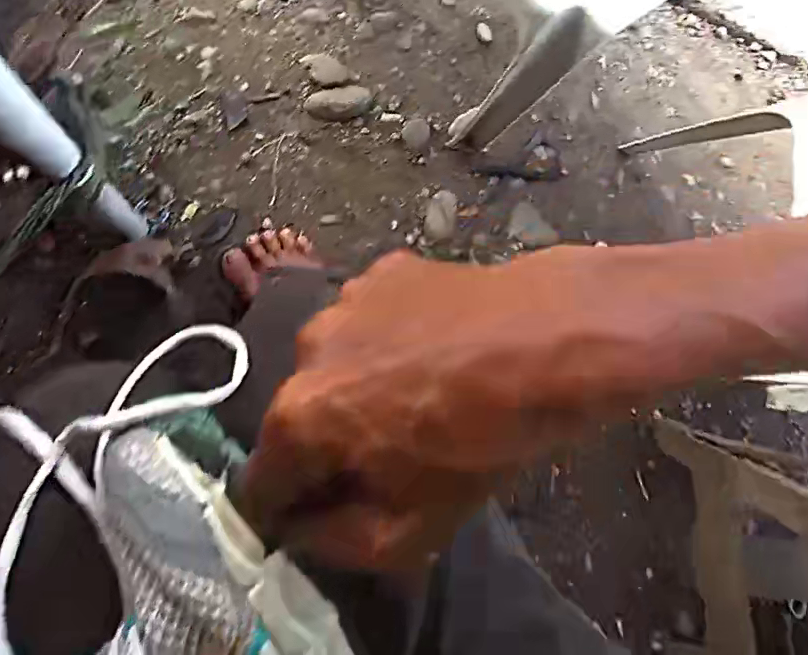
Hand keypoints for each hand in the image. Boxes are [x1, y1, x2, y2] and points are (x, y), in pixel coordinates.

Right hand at [239, 248, 610, 572]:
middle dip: (328, 437)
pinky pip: (370, 315)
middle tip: (387, 445)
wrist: (546, 338)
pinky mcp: (383, 268)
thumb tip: (304, 524)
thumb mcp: (412, 527)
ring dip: (357, 378)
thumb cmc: (482, 438)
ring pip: (335, 357)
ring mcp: (346, 296)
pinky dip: (387, 333)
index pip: (261, 482)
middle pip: (300, 411)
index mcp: (302, 414)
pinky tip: (434, 339)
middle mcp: (309, 346)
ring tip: (416, 384)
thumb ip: (335, 539)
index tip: (325, 509)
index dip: (289, 507)